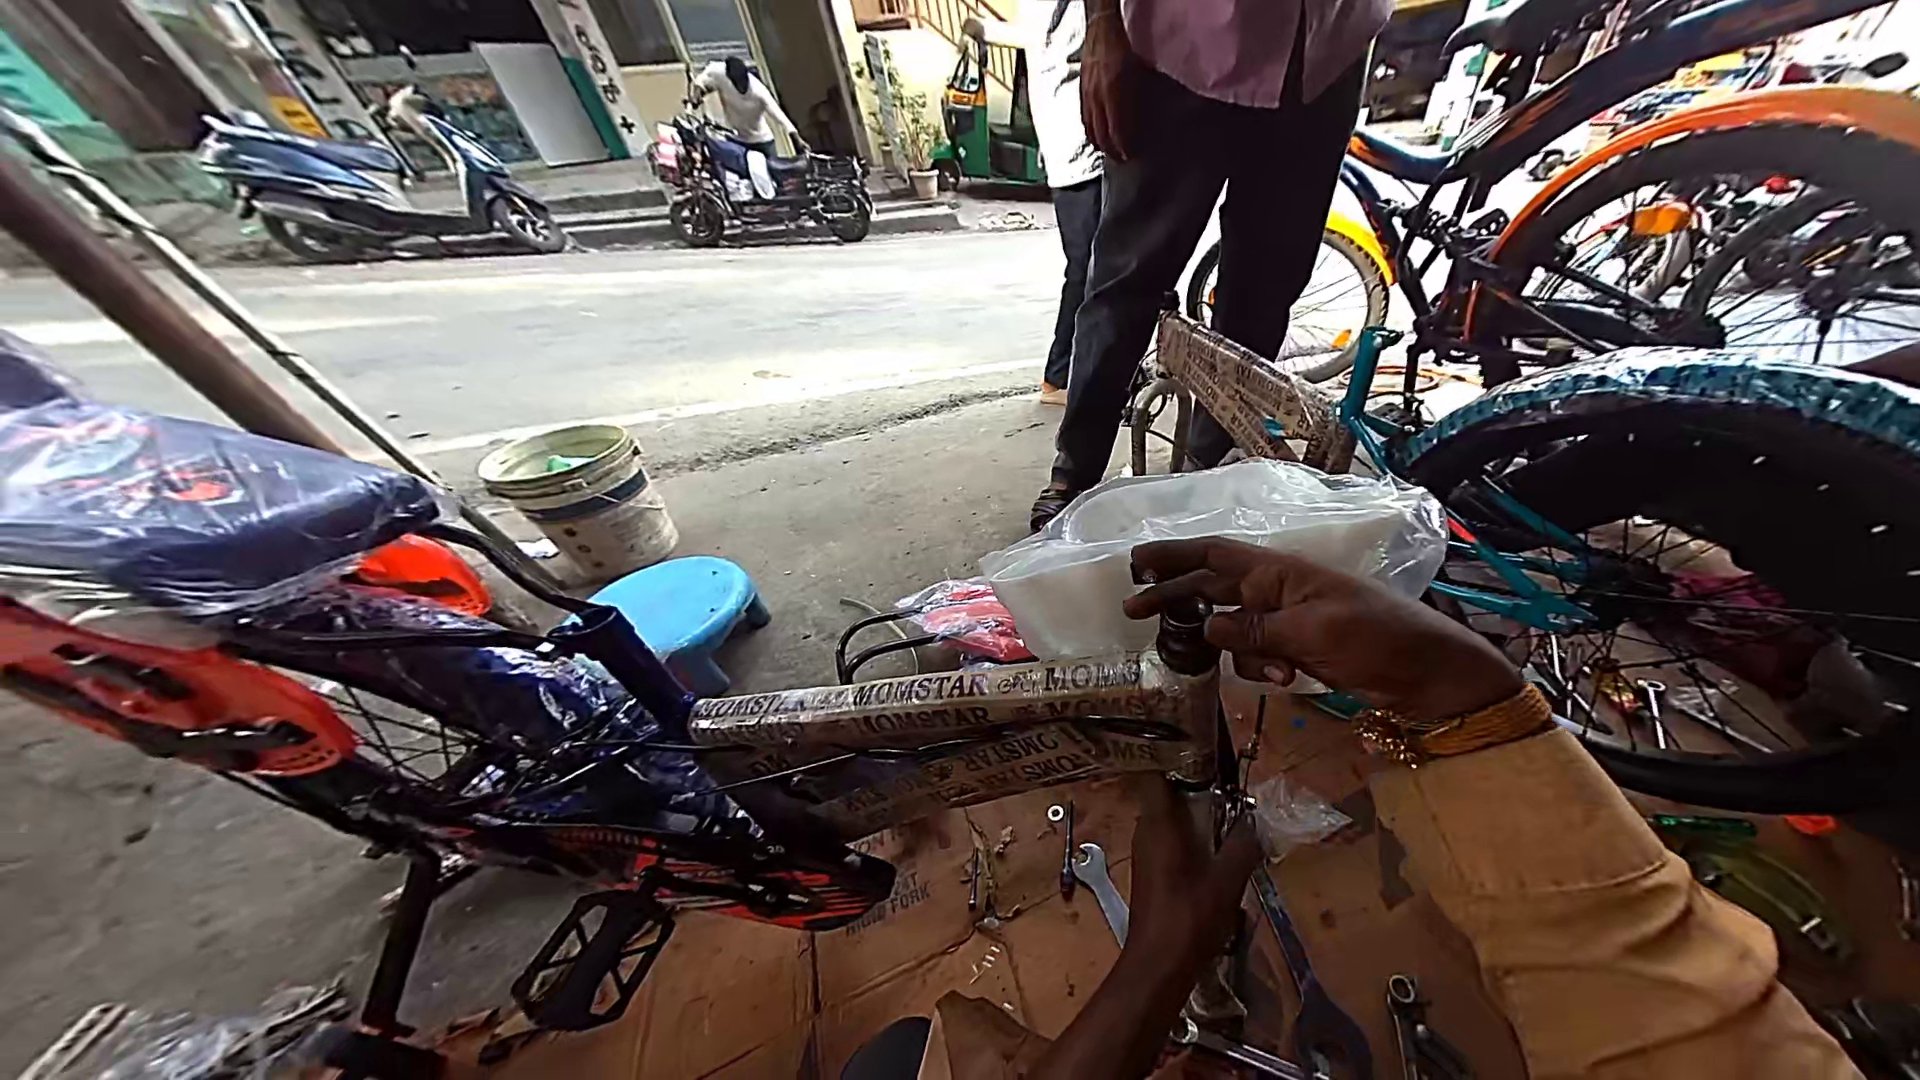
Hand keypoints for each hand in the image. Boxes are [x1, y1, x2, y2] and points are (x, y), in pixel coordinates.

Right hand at [1079, 5, 1137, 160]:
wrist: (1100, 27)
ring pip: (1091, 129)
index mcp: (1114, 89)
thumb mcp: (1136, 70)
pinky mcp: (1081, 93)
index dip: (1123, 145)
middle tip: (1121, 159)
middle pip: (1102, 134)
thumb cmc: (1122, 45)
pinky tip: (1096, 136)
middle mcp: (1098, 96)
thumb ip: (1136, 96)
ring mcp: (1087, 95)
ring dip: (1100, 144)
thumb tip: (1139, 119)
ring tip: (1108, 151)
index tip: (1130, 156)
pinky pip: (1084, 119)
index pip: (1117, 128)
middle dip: (1111, 150)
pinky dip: (1090, 132)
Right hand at [1124, 537, 1522, 722]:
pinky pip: (1252, 652)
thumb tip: (1205, 626)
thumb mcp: (1314, 632)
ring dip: (1234, 648)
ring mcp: (1279, 619)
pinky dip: (1258, 667)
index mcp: (1277, 572)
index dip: (1172, 555)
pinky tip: (1284, 679)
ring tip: (1269, 672)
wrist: (1431, 676)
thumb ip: (1254, 629)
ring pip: (1229, 627)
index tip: (1136, 562)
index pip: (1214, 555)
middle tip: (1134, 610)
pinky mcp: (1288, 646)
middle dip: (1173, 596)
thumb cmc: (1378, 638)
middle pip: (1209, 587)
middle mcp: (1272, 590)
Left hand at [1124, 772, 1261, 961]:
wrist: (1158, 962)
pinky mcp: (1148, 867)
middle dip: (1190, 786)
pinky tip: (1209, 849)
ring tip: (1222, 813)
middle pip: (1163, 794)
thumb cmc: (1189, 917)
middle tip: (1221, 782)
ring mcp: (1144, 848)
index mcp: (1158, 822)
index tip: (1194, 750)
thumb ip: (1241, 847)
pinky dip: (1186, 835)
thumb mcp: (1226, 882)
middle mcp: (1145, 828)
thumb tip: (1254, 821)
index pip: (1153, 773)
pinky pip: (1166, 837)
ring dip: (1190, 814)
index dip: (1169, 756)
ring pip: (1166, 817)